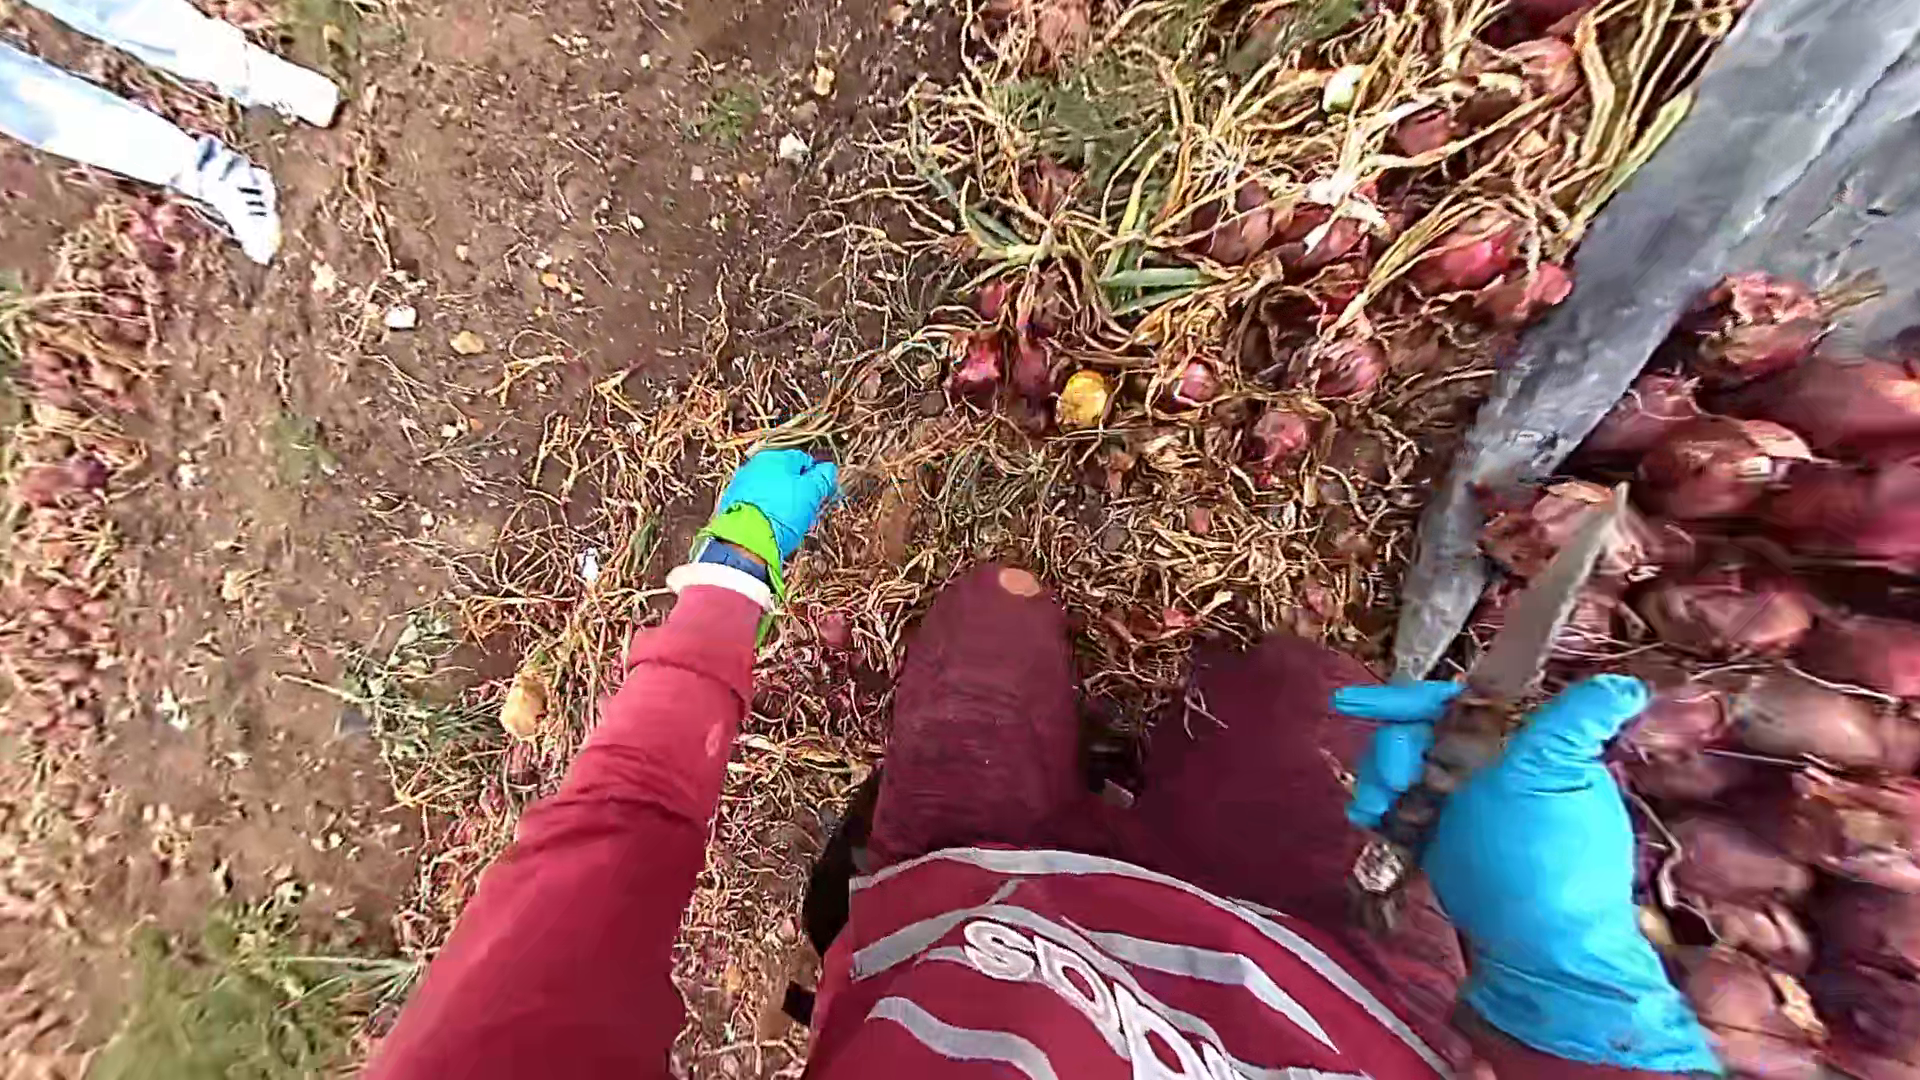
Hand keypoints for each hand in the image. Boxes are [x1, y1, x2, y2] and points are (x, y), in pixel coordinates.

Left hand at [715, 449, 838, 561]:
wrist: (745, 541)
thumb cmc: (781, 513)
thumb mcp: (811, 494)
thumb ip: (822, 479)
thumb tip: (829, 469)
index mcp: (775, 458)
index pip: (804, 461)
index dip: (817, 478)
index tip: (822, 494)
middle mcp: (755, 466)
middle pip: (787, 477)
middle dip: (801, 494)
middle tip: (810, 513)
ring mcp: (741, 486)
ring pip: (773, 492)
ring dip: (785, 505)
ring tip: (794, 525)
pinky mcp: (733, 505)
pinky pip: (759, 506)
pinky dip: (769, 514)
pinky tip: (775, 528)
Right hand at [1335, 676, 1719, 1074]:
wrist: (1533, 941)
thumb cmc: (1544, 857)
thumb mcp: (1549, 784)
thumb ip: (1568, 729)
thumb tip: (1623, 685)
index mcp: (1506, 745)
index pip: (1442, 703)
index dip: (1398, 700)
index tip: (1349, 704)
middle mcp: (1475, 762)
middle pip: (1406, 732)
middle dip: (1388, 755)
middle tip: (1393, 786)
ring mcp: (1447, 792)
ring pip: (1388, 763)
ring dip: (1376, 783)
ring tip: (1380, 814)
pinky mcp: (1425, 820)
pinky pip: (1384, 796)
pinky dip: (1372, 805)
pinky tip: (1371, 822)